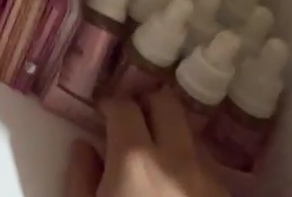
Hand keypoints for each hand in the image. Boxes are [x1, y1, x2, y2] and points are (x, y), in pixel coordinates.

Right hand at [64, 94, 233, 196]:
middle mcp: (178, 160)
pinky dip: (192, 171)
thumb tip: (86, 147)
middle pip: (168, 104)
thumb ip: (79, 175)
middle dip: (147, 105)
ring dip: (173, 139)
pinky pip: (210, 173)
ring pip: (193, 138)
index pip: (123, 105)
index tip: (102, 115)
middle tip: (133, 122)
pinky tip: (178, 193)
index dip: (108, 105)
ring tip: (158, 164)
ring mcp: (211, 185)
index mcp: (135, 158)